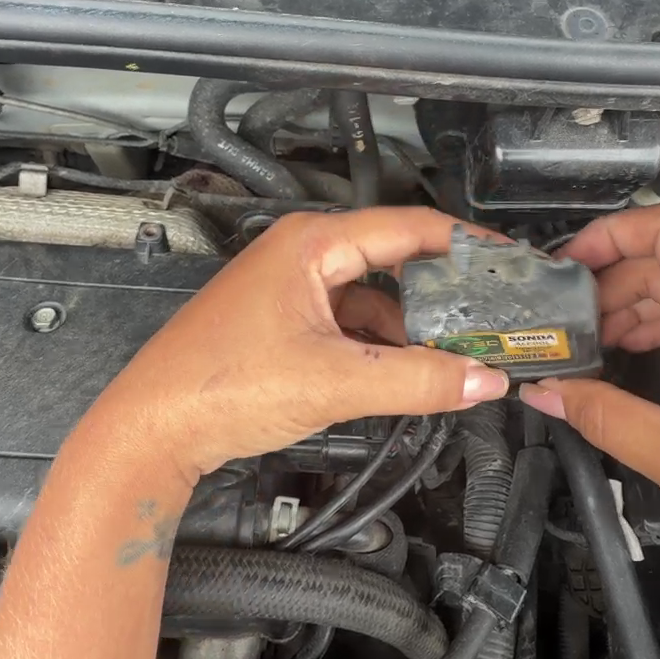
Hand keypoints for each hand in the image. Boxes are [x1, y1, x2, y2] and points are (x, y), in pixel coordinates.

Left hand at [86, 208, 511, 482]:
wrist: (151, 430)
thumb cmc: (219, 387)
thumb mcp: (334, 382)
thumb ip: (418, 379)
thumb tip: (482, 380)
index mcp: (311, 243)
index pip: (408, 228)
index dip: (465, 244)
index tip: (508, 262)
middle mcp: (302, 254)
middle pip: (393, 259)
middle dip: (443, 290)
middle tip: (491, 313)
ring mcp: (292, 288)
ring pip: (372, 296)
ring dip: (411, 325)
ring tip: (458, 353)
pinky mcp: (285, 321)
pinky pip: (349, 321)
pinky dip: (380, 343)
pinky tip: (407, 370)